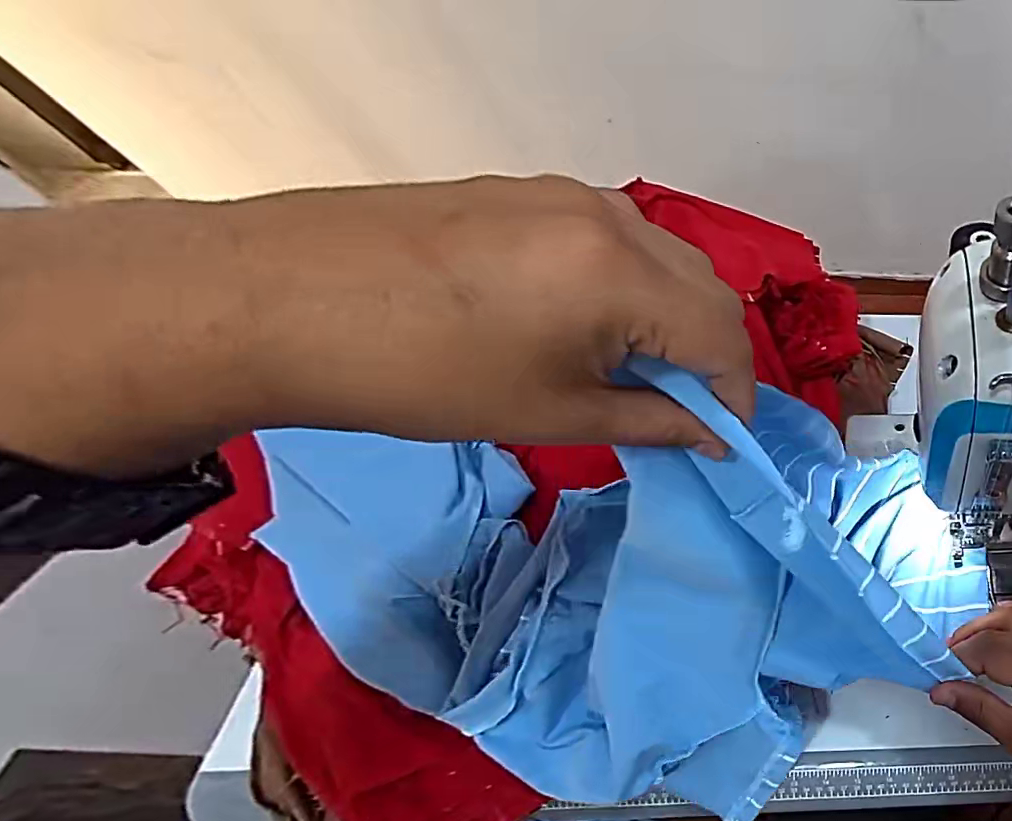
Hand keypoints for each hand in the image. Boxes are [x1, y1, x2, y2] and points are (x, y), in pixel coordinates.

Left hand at [0, 176, 753, 476]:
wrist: (273, 301)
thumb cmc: (427, 376)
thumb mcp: (561, 416)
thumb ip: (658, 423)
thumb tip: (715, 438)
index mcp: (620, 275)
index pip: (725, 339)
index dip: (738, 396)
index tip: (726, 438)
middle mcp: (612, 221)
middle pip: (712, 294)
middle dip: (720, 359)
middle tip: (694, 409)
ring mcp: (572, 197)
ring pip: (676, 264)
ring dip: (685, 322)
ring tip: (652, 370)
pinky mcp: (537, 192)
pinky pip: (629, 243)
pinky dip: (646, 291)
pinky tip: (611, 324)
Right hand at [929, 600, 1011, 820]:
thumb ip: (977, 706)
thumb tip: (940, 689)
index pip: (987, 648)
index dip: (957, 657)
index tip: (935, 672)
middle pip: (1000, 628)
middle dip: (968, 639)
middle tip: (942, 661)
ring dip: (988, 625)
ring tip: (963, 645)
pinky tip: (1002, 622)